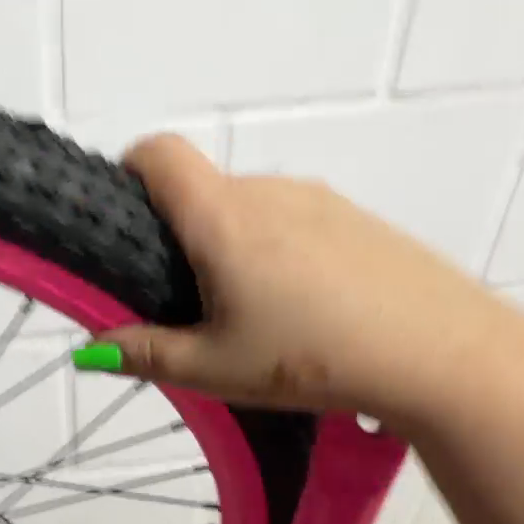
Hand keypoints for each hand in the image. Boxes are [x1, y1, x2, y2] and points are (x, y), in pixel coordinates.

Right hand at [93, 134, 523, 426]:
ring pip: (251, 211)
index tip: (127, 224)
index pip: (160, 155)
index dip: (131, 173)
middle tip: (191, 309)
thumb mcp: (212, 369)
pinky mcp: (355, 218)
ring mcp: (317, 200)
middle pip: (204, 193)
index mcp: (222, 218)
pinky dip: (278, 253)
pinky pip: (295, 222)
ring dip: (233, 249)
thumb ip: (144, 354)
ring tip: (253, 319)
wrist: (434, 352)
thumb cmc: (307, 358)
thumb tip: (90, 350)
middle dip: (183, 239)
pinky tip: (302, 310)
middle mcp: (268, 191)